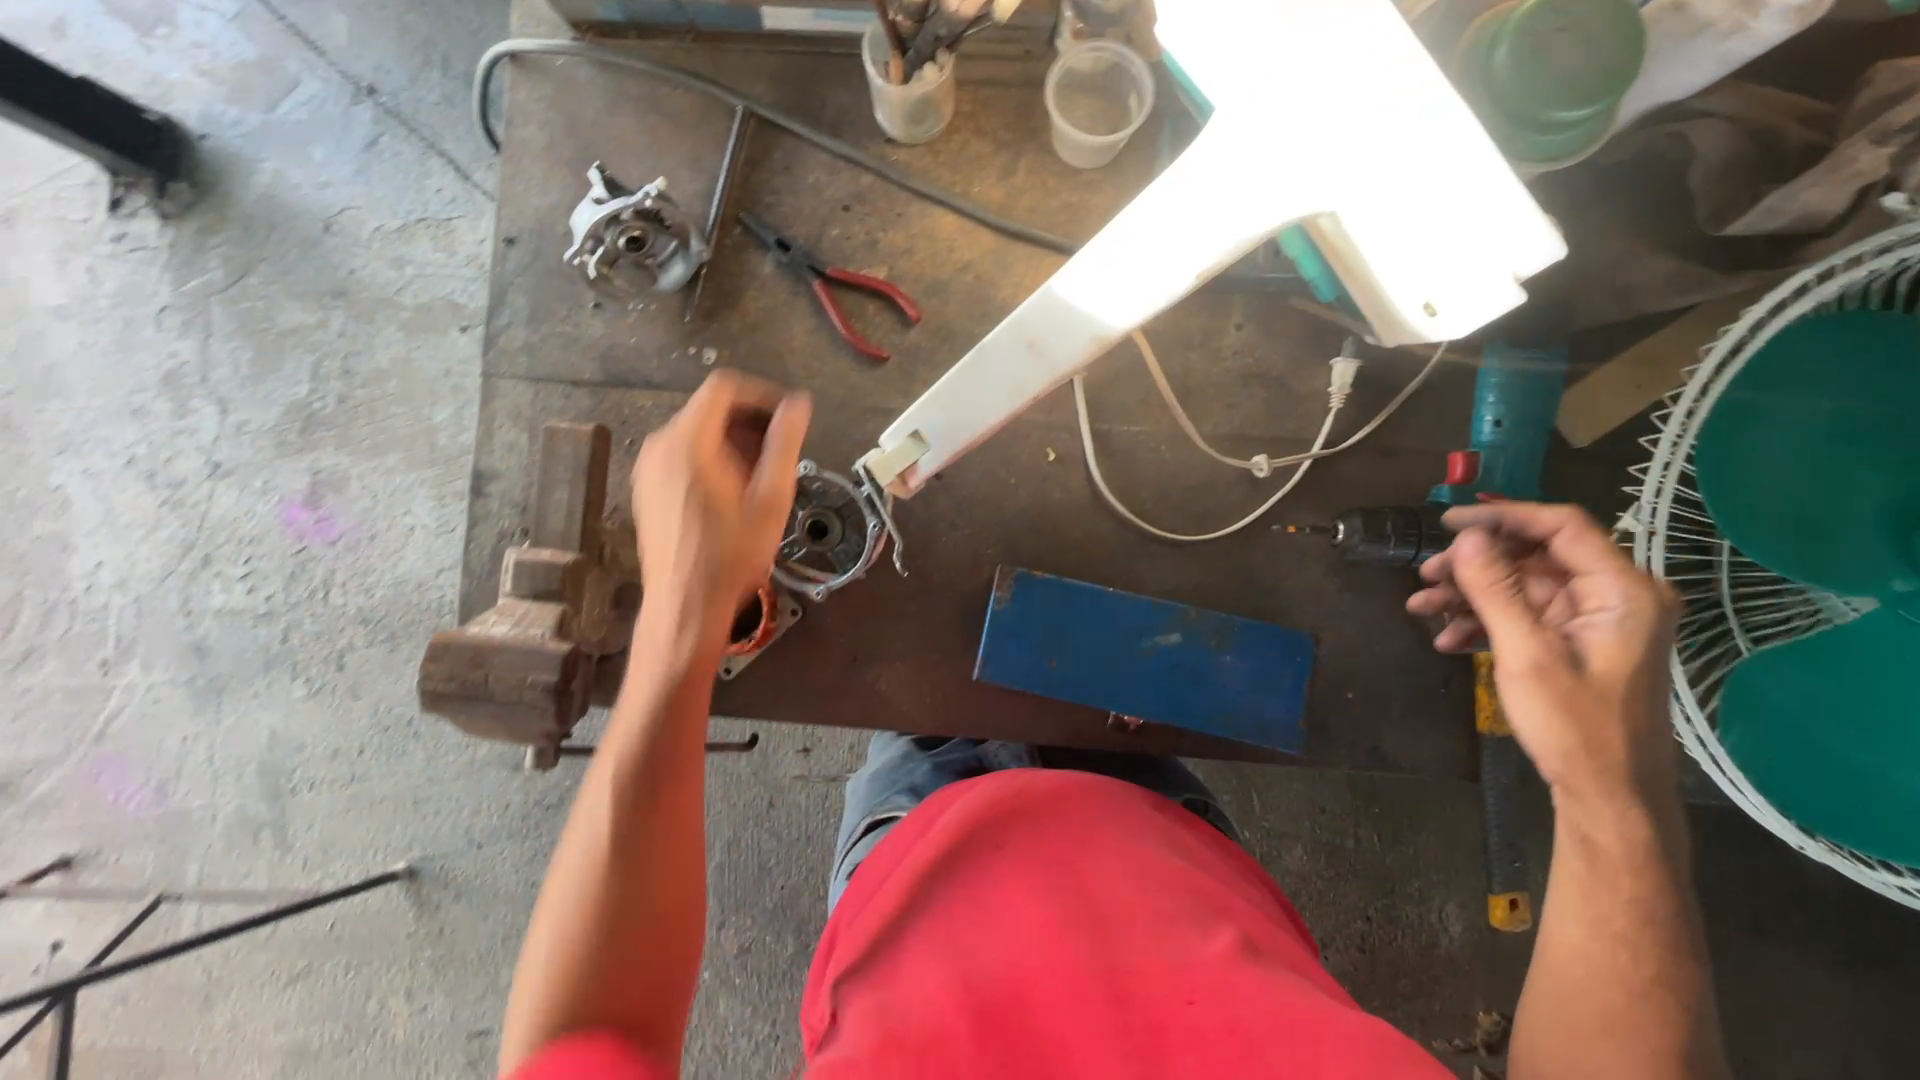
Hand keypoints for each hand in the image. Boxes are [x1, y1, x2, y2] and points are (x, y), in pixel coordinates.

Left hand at [633, 370, 810, 655]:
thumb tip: (799, 404)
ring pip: (697, 434)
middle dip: (750, 424)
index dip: (762, 395)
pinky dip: (712, 461)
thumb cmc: (732, 554)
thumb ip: (785, 442)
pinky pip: (683, 457)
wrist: (686, 605)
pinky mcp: (647, 490)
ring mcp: (648, 469)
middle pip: (710, 410)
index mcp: (687, 440)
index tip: (788, 420)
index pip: (724, 388)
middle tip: (781, 455)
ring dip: (734, 444)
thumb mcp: (771, 497)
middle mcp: (659, 446)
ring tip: (762, 479)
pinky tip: (734, 495)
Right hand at [1406, 503, 1680, 810]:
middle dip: (1476, 565)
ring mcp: (1598, 621)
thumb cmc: (1575, 726)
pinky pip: (1526, 615)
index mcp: (1623, 590)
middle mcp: (1617, 596)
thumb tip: (1467, 538)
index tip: (1448, 524)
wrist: (1608, 794)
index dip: (1502, 518)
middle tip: (1426, 576)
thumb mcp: (1527, 654)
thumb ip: (1496, 590)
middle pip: (1536, 557)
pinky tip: (1449, 640)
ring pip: (1524, 586)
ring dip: (1472, 595)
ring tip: (1422, 608)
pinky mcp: (1580, 643)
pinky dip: (1486, 622)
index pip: (1561, 527)